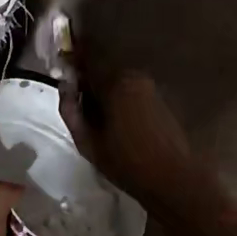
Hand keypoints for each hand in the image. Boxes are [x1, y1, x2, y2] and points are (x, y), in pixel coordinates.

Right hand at [59, 70, 196, 207]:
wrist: (174, 179)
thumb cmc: (126, 163)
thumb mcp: (88, 143)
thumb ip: (70, 110)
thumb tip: (64, 85)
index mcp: (115, 83)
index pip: (88, 57)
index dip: (73, 56)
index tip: (62, 61)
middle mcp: (134, 77)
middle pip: (103, 68)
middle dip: (88, 77)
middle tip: (76, 96)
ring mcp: (150, 86)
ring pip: (117, 79)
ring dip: (104, 89)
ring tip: (95, 114)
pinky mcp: (160, 98)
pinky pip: (131, 89)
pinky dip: (119, 96)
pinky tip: (115, 120)